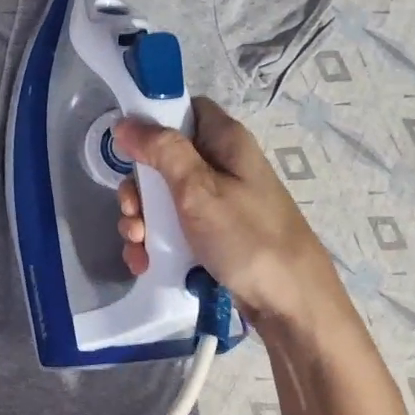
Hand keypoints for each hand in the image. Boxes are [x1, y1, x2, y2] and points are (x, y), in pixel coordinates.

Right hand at [114, 96, 336, 322]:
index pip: (185, 109)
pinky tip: (144, 261)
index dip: (153, 121)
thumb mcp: (199, 190)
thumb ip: (162, 151)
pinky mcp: (210, 235)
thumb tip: (126, 123)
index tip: (127, 145)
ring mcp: (216, 203)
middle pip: (163, 160)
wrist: (289, 304)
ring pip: (161, 199)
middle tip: (134, 212)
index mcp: (225, 142)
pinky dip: (153, 243)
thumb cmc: (247, 238)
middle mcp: (221, 166)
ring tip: (139, 244)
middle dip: (138, 188)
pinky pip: (171, 229)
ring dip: (141, 221)